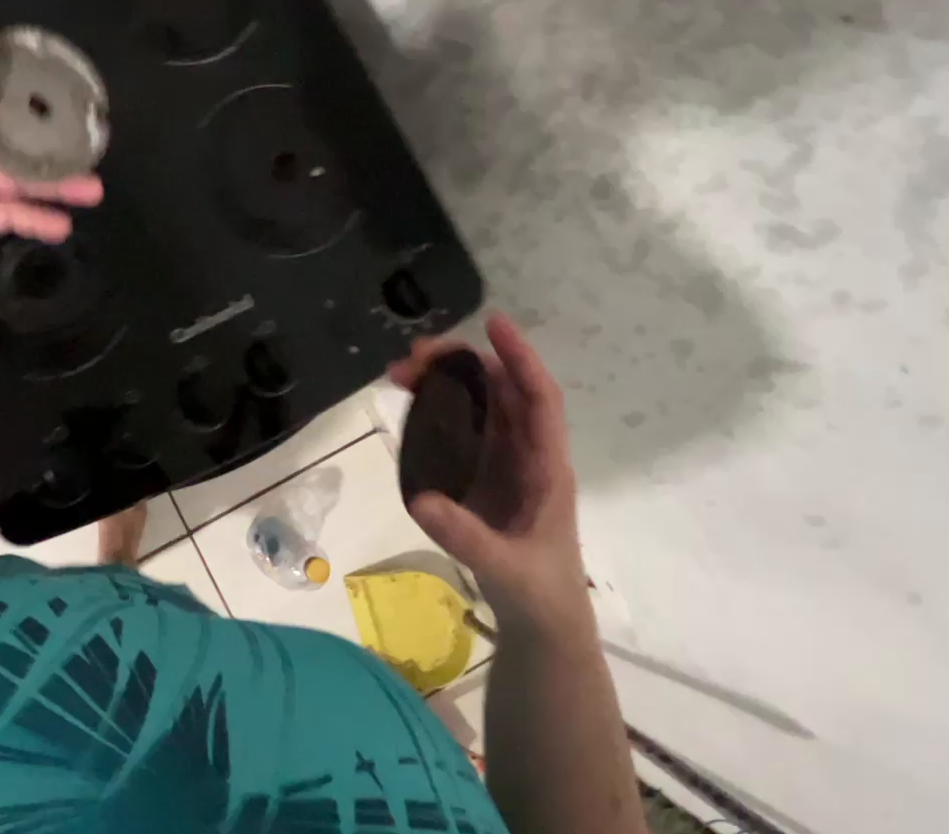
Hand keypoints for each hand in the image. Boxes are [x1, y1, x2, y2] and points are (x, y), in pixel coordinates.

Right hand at [389, 314, 590, 633]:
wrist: (542, 624)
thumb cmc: (538, 593)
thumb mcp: (506, 568)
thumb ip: (466, 536)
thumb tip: (420, 499)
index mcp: (547, 467)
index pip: (538, 399)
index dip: (520, 359)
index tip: (493, 324)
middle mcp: (527, 455)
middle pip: (501, 391)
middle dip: (462, 363)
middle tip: (413, 356)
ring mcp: (504, 465)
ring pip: (479, 405)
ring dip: (445, 382)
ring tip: (401, 372)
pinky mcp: (483, 477)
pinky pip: (462, 429)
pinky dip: (437, 409)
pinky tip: (410, 406)